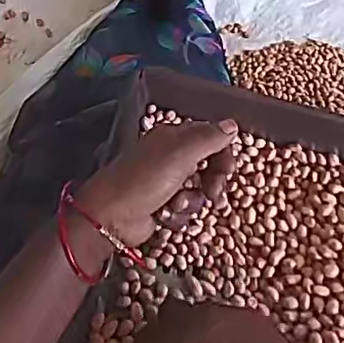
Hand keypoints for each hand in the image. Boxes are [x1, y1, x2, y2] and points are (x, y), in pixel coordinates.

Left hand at [73, 119, 237, 247]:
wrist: (112, 216)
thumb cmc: (144, 180)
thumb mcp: (180, 153)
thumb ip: (208, 138)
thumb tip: (231, 125)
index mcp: (173, 138)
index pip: (212, 139)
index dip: (223, 156)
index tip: (226, 171)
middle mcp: (171, 158)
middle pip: (210, 168)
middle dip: (212, 183)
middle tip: (211, 194)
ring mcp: (167, 183)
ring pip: (199, 193)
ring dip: (191, 202)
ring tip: (174, 205)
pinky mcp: (163, 207)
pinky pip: (187, 211)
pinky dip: (179, 216)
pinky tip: (164, 216)